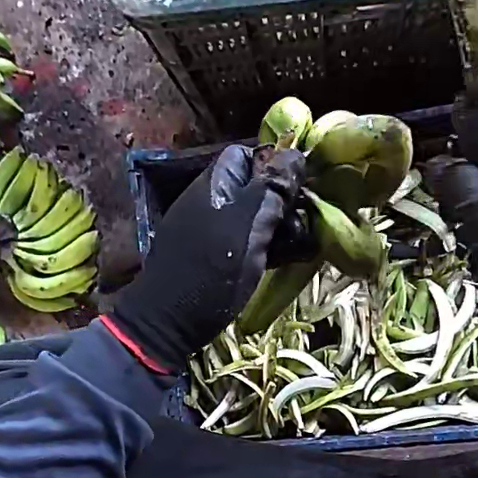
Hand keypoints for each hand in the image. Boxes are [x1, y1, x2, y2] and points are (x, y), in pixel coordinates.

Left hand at [107, 145, 302, 371]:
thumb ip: (272, 189)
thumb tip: (296, 154)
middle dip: (287, 201)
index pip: (250, 155)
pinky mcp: (223, 259)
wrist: (169, 323)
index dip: (278, 165)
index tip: (304, 184)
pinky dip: (274, 247)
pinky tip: (293, 258)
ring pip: (261, 217)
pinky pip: (254, 242)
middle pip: (260, 187)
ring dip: (285, 227)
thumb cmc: (210, 270)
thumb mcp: (247, 225)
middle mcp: (216, 202)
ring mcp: (218, 231)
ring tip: (305, 243)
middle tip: (308, 220)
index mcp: (217, 185)